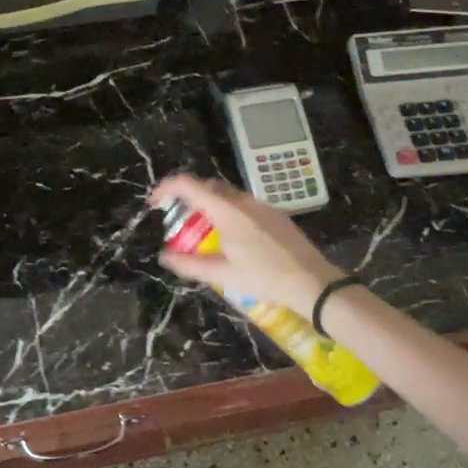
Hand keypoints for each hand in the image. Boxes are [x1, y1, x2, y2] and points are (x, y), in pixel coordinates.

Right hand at [148, 174, 346, 319]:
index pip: (188, 185)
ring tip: (205, 233)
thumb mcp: (223, 274)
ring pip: (227, 195)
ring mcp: (262, 206)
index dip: (166, 189)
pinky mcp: (275, 215)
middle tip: (179, 222)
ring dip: (210, 207)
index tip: (155, 204)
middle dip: (188, 199)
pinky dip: (229, 213)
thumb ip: (189, 264)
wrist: (312, 282)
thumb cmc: (264, 277)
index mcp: (227, 211)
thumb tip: (164, 256)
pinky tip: (233, 240)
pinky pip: (244, 205)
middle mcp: (243, 201)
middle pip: (208, 187)